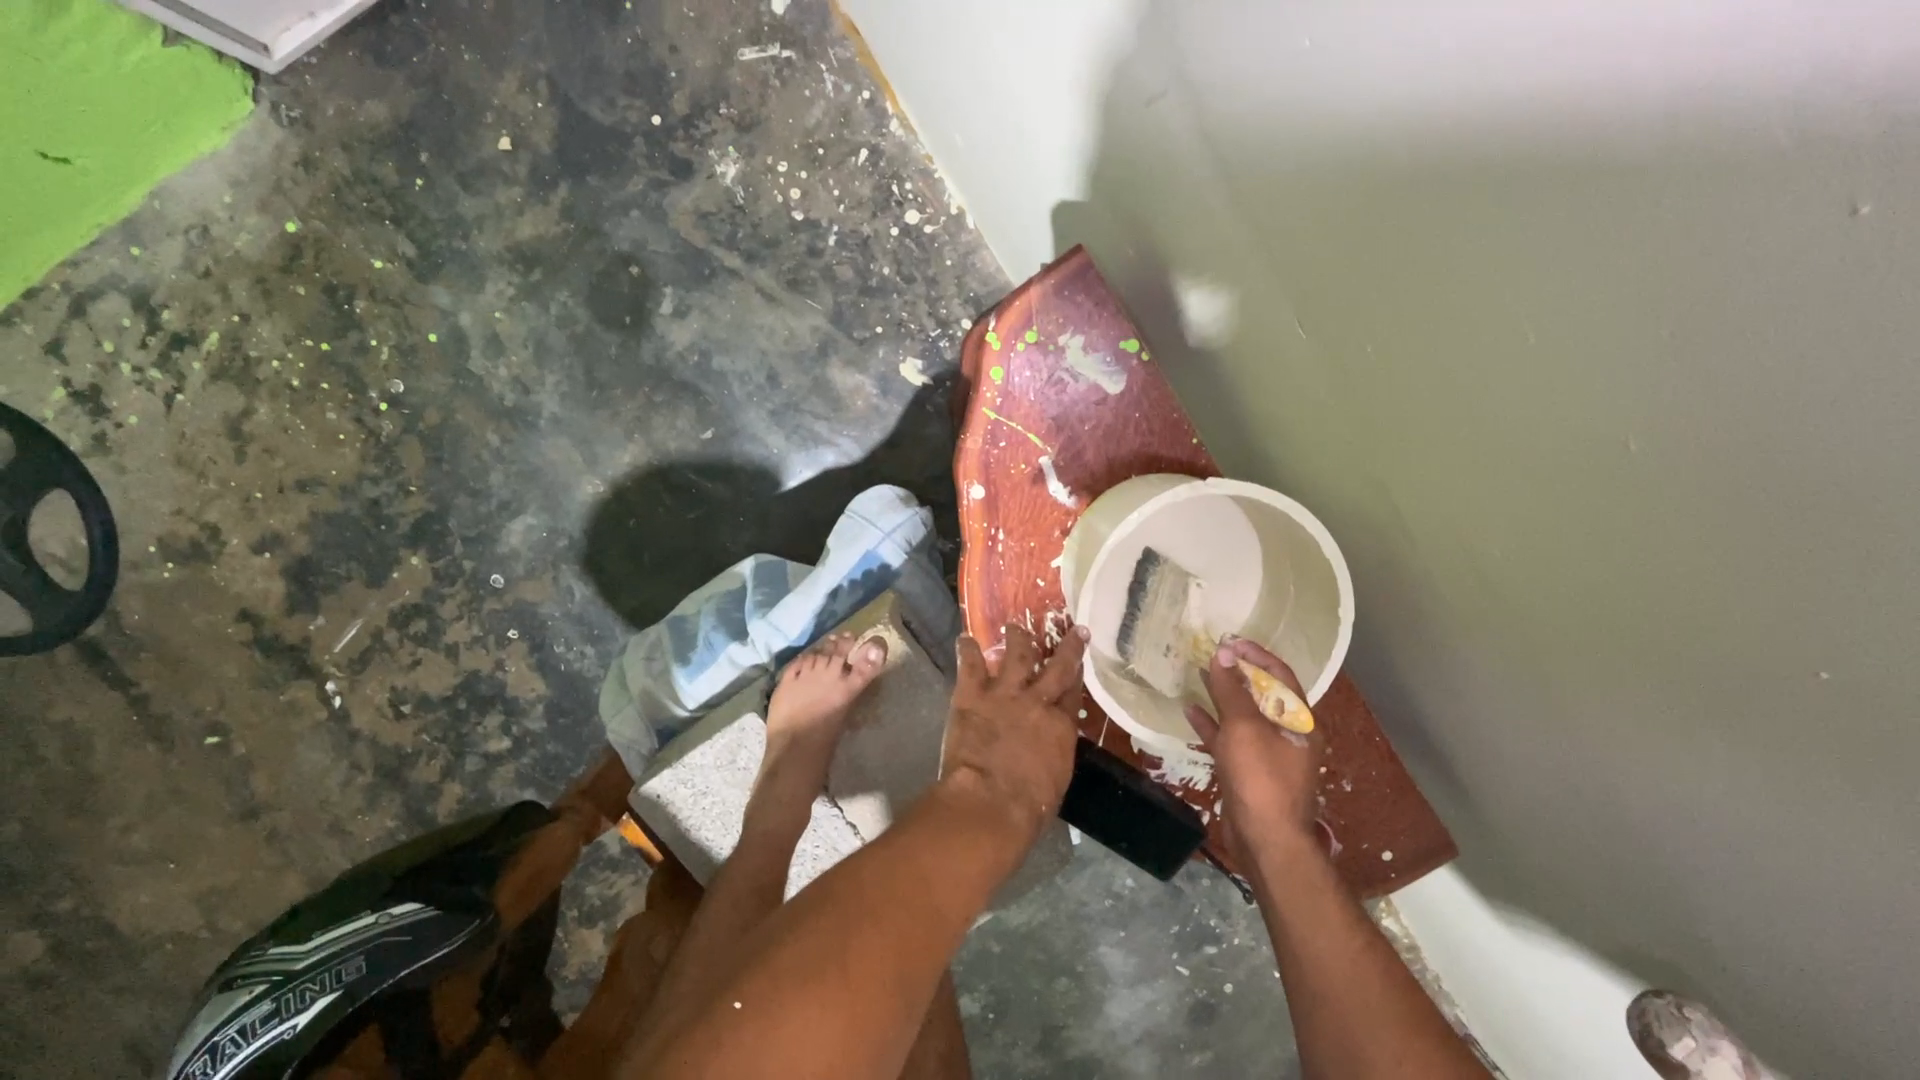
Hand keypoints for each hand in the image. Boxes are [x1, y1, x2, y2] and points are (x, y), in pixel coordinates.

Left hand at [941, 622, 1089, 839]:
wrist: (990, 801)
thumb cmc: (1028, 808)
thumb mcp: (1055, 779)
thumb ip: (1053, 755)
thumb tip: (1047, 751)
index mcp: (1061, 727)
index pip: (1073, 693)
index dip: (1078, 674)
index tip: (1081, 660)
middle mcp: (1037, 702)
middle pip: (1056, 667)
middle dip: (1067, 647)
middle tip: (1073, 630)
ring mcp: (1004, 694)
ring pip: (1015, 655)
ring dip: (1016, 638)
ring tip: (1014, 625)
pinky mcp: (972, 695)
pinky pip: (970, 664)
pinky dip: (967, 650)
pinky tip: (964, 638)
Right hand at [1186, 637, 1325, 861]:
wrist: (1266, 840)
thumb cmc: (1261, 778)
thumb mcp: (1245, 728)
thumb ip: (1232, 690)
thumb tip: (1223, 654)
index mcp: (1298, 719)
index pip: (1280, 674)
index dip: (1256, 655)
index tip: (1228, 642)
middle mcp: (1286, 732)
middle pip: (1262, 693)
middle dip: (1237, 672)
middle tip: (1209, 653)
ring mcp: (1267, 753)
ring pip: (1243, 715)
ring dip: (1222, 694)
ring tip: (1197, 673)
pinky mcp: (1248, 770)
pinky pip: (1229, 739)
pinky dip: (1211, 724)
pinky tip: (1190, 710)